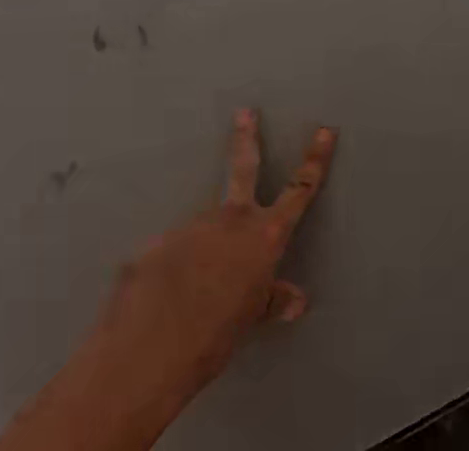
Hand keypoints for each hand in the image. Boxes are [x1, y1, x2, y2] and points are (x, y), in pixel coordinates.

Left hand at [95, 108, 336, 386]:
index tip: (325, 131)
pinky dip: (168, 273)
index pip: (301, 188)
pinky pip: (166, 257)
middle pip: (245, 168)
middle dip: (247, 138)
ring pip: (200, 231)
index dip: (316, 158)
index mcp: (265, 234)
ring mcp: (187, 229)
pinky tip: (159, 300)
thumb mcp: (253, 316)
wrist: (144, 357)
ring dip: (199, 248)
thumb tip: (297, 303)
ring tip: (186, 289)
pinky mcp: (149, 248)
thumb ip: (273, 300)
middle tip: (244, 112)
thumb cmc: (216, 334)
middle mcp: (230, 220)